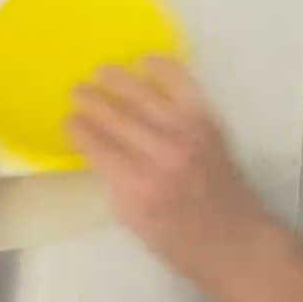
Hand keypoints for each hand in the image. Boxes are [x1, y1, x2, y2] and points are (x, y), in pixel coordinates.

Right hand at [67, 59, 287, 300]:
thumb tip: (93, 144)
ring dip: (118, 79)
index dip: (79, 128)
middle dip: (92, 100)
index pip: (98, 145)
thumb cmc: (178, 241)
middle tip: (76, 90)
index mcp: (136, 186)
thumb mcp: (132, 219)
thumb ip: (112, 179)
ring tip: (101, 71)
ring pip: (144, 94)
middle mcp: (161, 153)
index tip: (68, 119)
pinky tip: (145, 60)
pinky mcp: (207, 121)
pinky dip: (163, 68)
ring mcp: (187, 132)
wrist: (234, 238)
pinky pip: (182, 84)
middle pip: (117, 115)